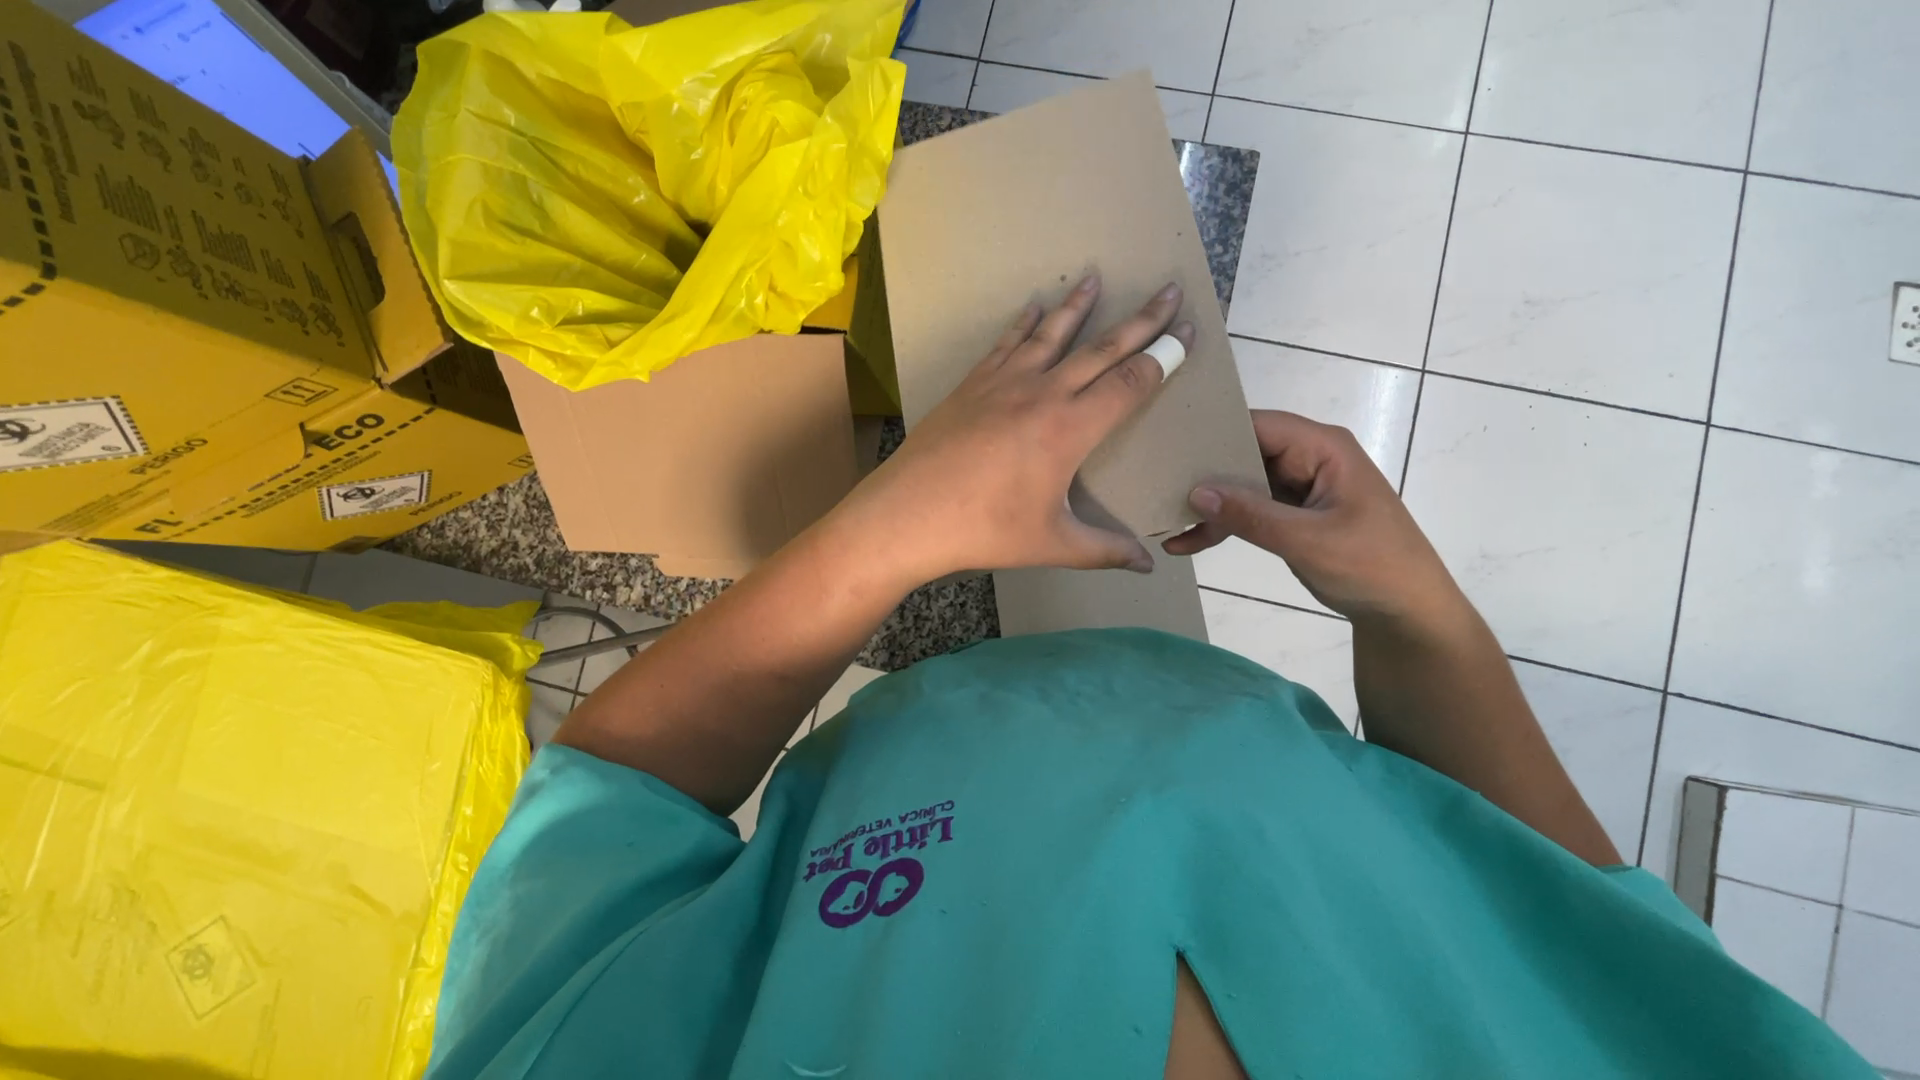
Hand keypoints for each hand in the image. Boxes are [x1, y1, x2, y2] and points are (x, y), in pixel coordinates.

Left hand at [830, 274, 1192, 586]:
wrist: (909, 513)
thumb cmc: (985, 530)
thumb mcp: (1052, 543)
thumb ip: (1104, 550)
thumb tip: (1147, 565)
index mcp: (1071, 429)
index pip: (1132, 383)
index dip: (1165, 357)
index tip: (1188, 333)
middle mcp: (1043, 394)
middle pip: (1102, 348)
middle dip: (1141, 320)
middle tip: (1168, 290)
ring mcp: (1004, 384)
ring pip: (1051, 335)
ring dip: (1078, 305)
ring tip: (1096, 277)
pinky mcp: (972, 385)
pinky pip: (1005, 343)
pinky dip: (1023, 324)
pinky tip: (1032, 308)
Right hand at [1163, 410, 1466, 628]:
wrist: (1405, 611)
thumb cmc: (1371, 566)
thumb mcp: (1308, 540)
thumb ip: (1251, 515)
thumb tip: (1195, 491)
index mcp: (1322, 448)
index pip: (1258, 425)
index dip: (1213, 432)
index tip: (1168, 445)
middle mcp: (1307, 457)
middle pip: (1243, 451)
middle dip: (1202, 471)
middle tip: (1152, 482)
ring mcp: (1297, 486)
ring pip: (1240, 483)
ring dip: (1206, 504)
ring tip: (1162, 520)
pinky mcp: (1290, 513)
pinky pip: (1248, 510)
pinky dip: (1221, 525)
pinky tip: (1185, 544)